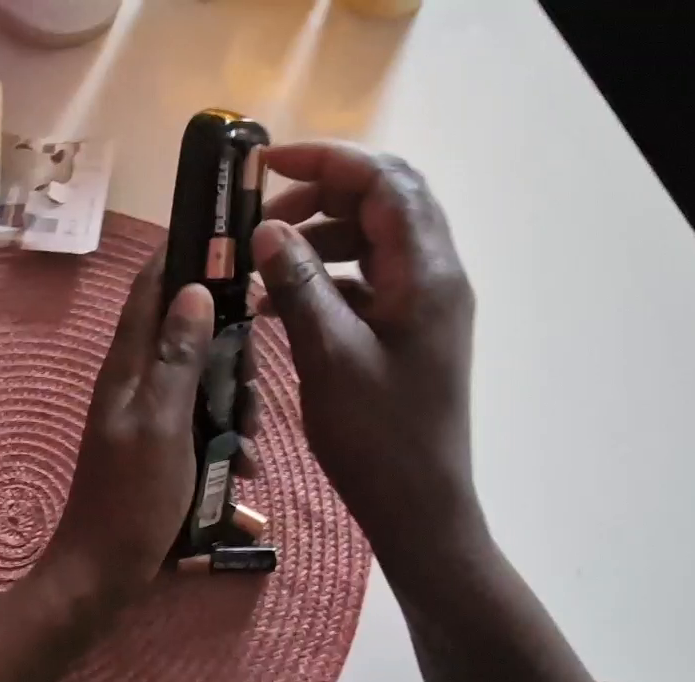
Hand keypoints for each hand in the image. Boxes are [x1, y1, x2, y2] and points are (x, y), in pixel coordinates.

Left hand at [43, 253, 226, 604]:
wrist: (106, 569)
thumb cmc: (133, 499)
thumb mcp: (162, 424)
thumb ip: (177, 358)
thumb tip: (192, 289)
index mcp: (128, 367)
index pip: (150, 289)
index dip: (184, 255)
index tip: (232, 238)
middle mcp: (137, 381)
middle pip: (188, 332)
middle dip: (229, 348)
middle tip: (249, 381)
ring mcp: (151, 414)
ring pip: (203, 379)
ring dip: (234, 399)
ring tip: (250, 437)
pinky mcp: (165, 444)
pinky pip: (203, 421)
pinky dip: (226, 436)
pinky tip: (243, 466)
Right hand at [252, 143, 480, 559]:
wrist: (419, 506)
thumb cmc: (378, 438)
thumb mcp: (330, 358)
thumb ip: (297, 288)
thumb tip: (265, 232)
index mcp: (427, 274)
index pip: (385, 183)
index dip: (327, 162)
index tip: (266, 167)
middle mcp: (434, 278)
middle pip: (382, 205)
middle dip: (319, 200)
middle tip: (260, 223)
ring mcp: (422, 308)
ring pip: (371, 245)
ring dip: (317, 243)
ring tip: (261, 268)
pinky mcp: (406, 335)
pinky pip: (365, 286)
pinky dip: (323, 282)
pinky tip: (279, 307)